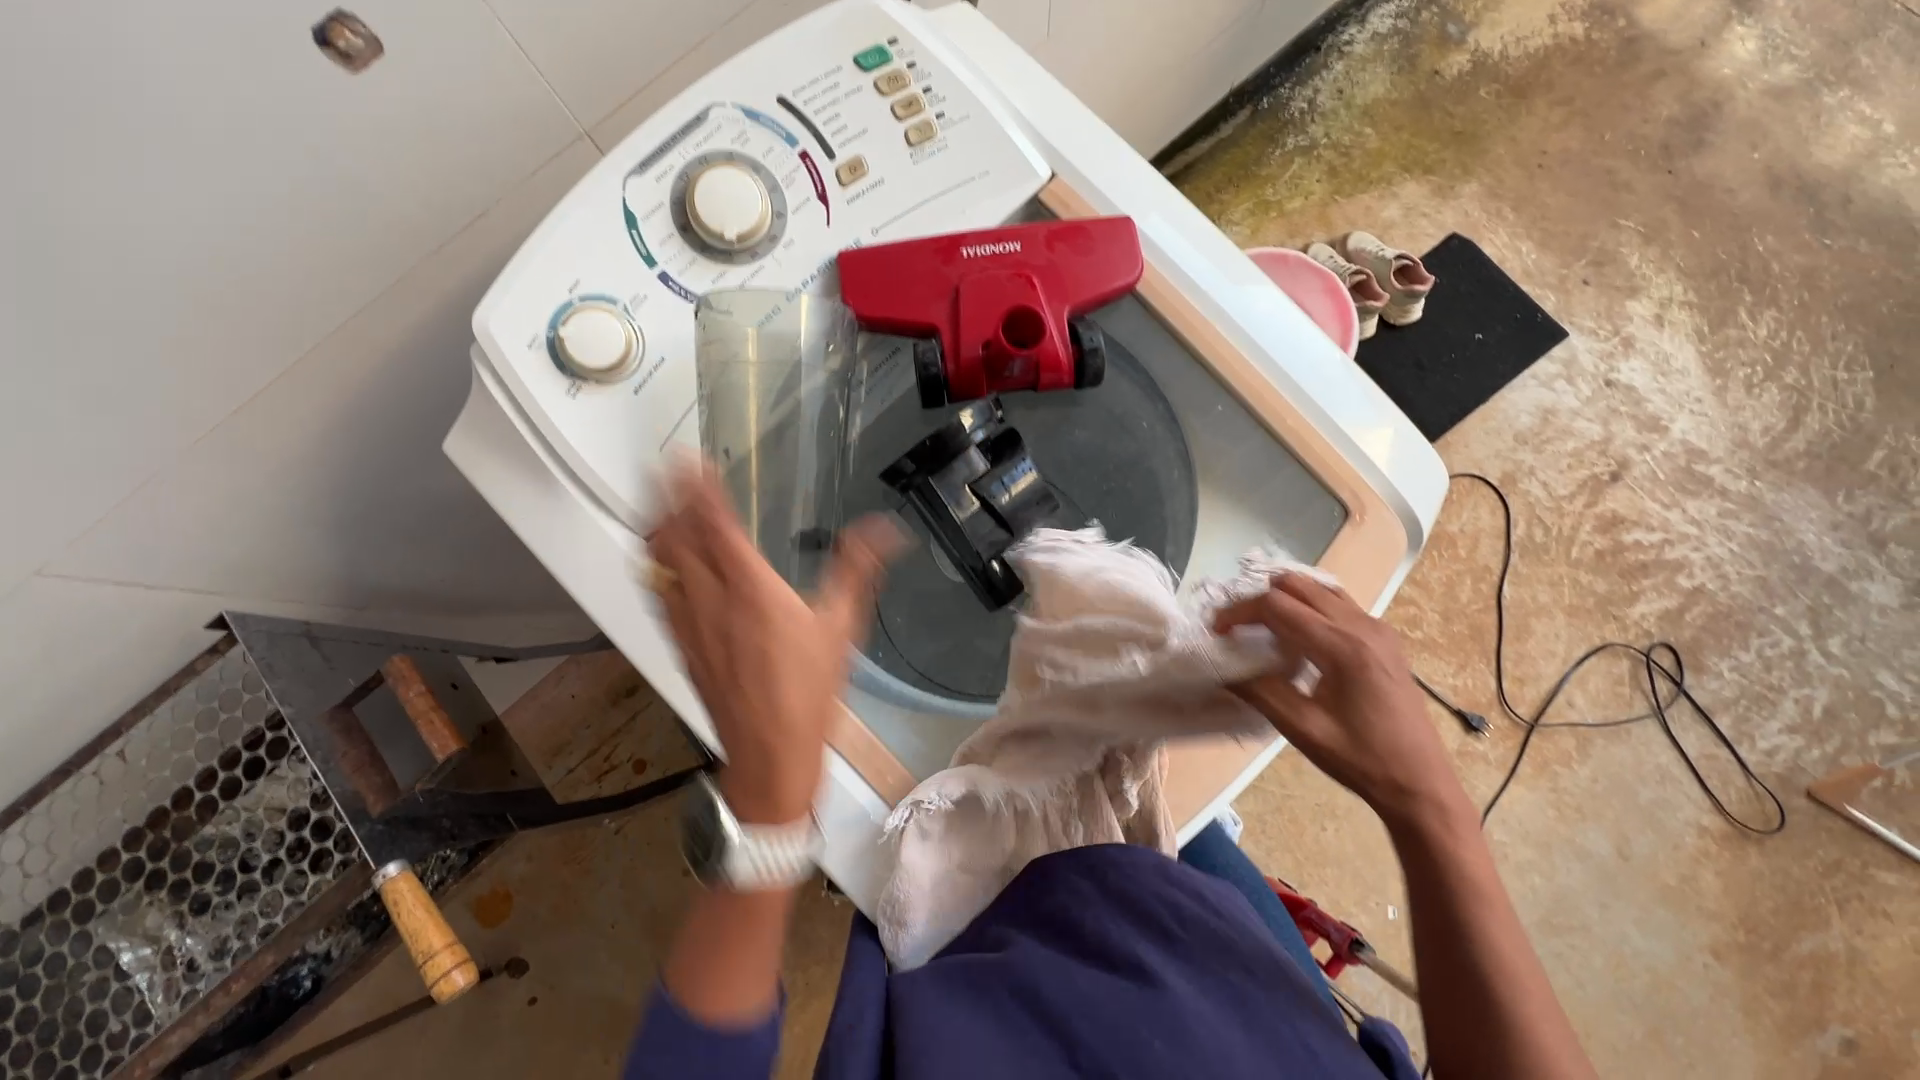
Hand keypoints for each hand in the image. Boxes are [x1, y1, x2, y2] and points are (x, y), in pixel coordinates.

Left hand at [648, 463, 901, 824]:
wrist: (768, 753)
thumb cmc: (806, 693)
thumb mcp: (842, 627)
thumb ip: (857, 569)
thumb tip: (884, 530)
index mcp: (750, 589)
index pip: (714, 524)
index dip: (697, 486)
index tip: (688, 458)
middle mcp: (710, 600)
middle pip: (673, 535)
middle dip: (665, 495)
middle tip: (665, 466)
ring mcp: (689, 622)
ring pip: (658, 561)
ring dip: (655, 524)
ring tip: (656, 498)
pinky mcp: (681, 644)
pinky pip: (658, 591)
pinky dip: (655, 562)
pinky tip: (661, 559)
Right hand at [1212, 573, 1469, 831]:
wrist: (1420, 782)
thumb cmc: (1360, 759)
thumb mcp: (1302, 728)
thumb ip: (1260, 691)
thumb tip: (1224, 668)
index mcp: (1342, 646)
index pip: (1277, 606)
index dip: (1239, 612)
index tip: (1217, 631)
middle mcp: (1363, 626)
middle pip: (1298, 585)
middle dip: (1258, 599)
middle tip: (1235, 626)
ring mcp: (1378, 630)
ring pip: (1320, 589)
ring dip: (1285, 600)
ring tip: (1259, 627)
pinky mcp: (1383, 640)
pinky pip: (1338, 605)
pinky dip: (1308, 608)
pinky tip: (1295, 637)